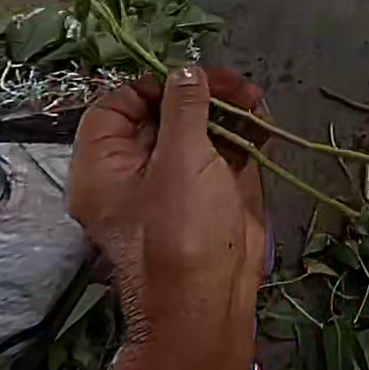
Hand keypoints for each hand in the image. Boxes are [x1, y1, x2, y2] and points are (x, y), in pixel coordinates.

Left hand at [68, 66, 267, 341]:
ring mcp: (176, 180)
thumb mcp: (180, 160)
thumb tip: (186, 70)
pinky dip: (241, 133)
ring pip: (197, 129)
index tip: (189, 79)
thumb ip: (184, 108)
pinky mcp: (210, 190)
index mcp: (105, 165)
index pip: (116, 108)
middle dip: (201, 94)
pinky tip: (262, 121)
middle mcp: (136, 169)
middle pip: (162, 114)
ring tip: (257, 100)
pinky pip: (221, 150)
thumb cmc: (183, 230)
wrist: (212, 299)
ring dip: (227, 110)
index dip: (152, 87)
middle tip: (238, 85)